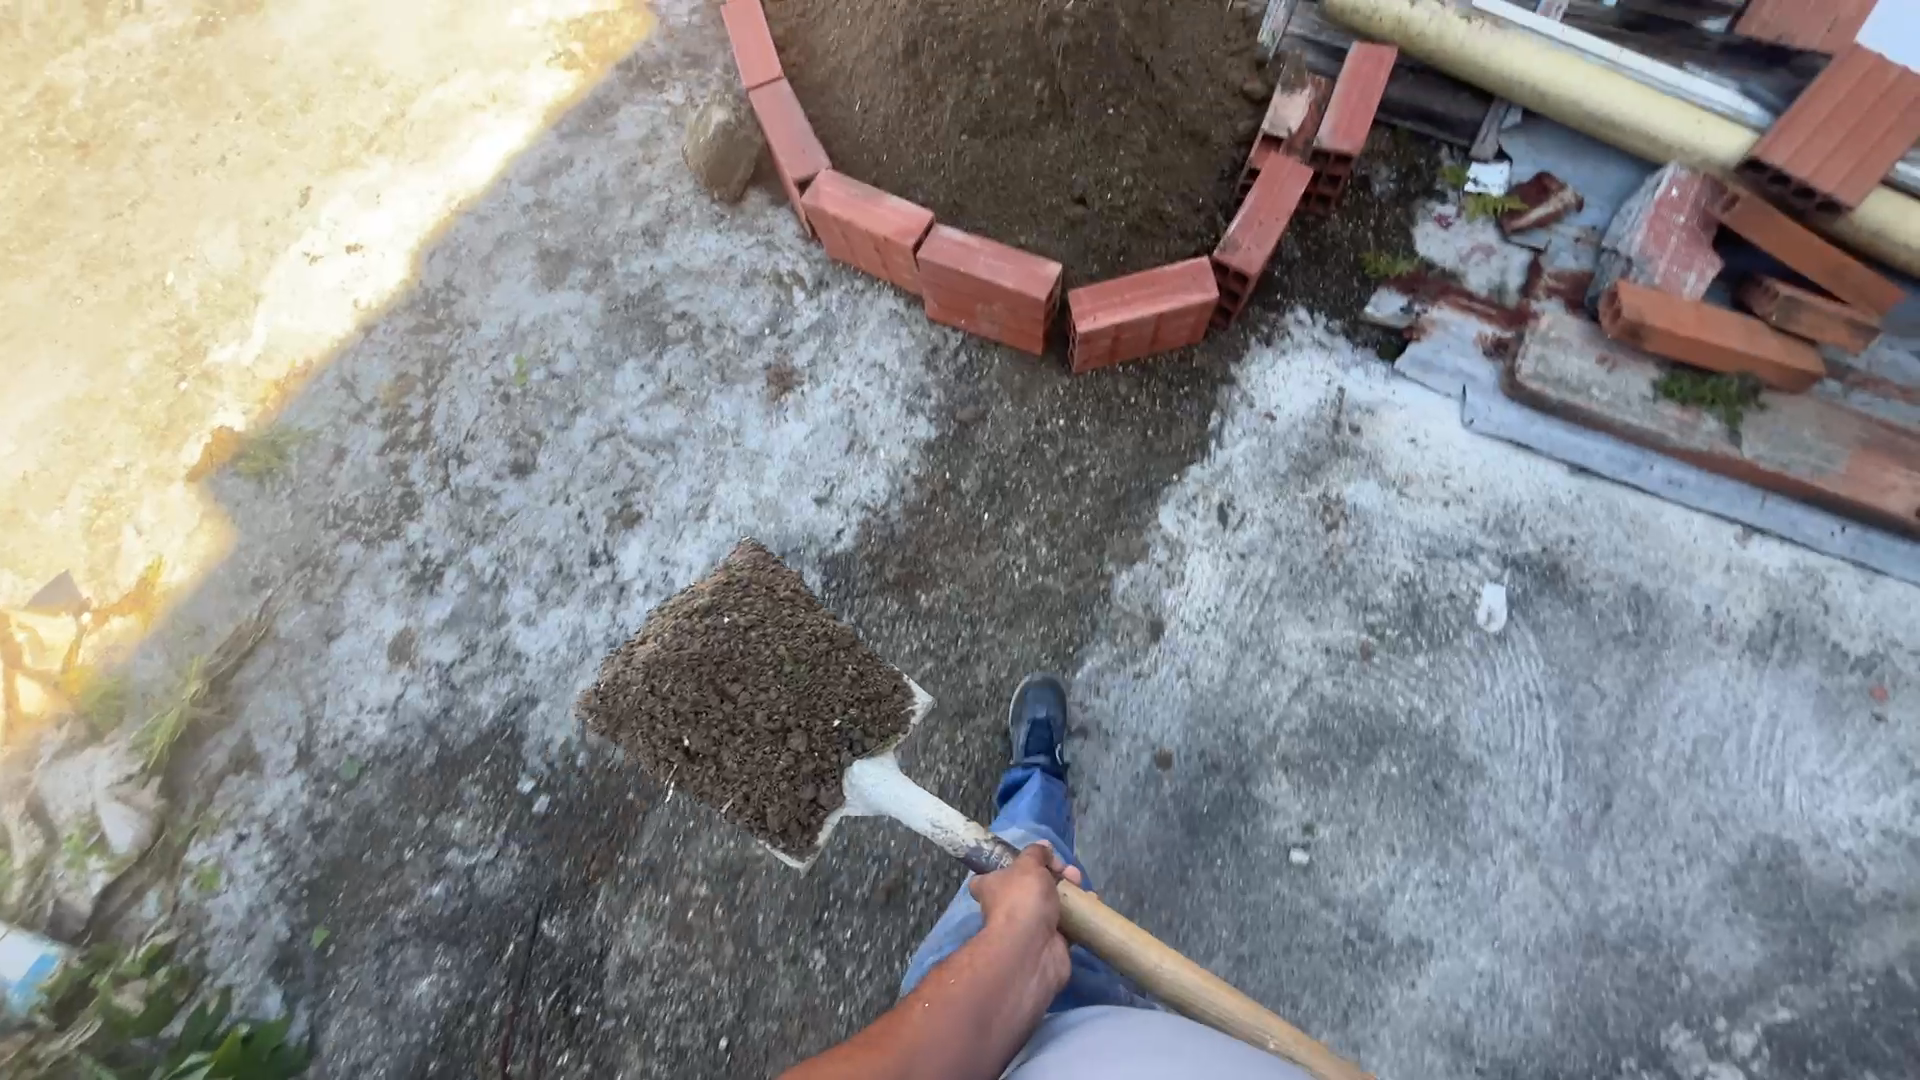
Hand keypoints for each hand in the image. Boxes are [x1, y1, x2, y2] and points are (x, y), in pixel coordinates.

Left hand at [968, 843, 1083, 996]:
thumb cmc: (1022, 899)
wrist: (1032, 949)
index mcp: (991, 887)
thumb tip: (1044, 847)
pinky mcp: (1051, 942)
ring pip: (1050, 904)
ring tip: (1080, 884)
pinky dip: (1079, 914)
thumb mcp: (1028, 864)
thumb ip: (1036, 853)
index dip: (1009, 866)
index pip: (990, 875)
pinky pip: (1067, 924)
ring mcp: (1029, 926)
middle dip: (1053, 874)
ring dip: (1067, 892)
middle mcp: (1007, 907)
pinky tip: (1091, 901)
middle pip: (1030, 885)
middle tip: (1068, 871)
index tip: (1029, 860)